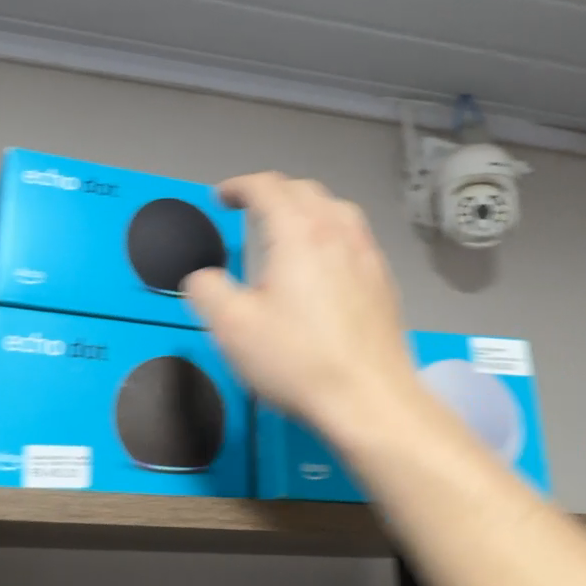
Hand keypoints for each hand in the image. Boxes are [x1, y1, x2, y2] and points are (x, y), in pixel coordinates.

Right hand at [182, 173, 417, 423]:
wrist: (370, 399)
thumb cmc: (298, 360)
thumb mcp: (232, 327)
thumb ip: (207, 290)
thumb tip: (202, 277)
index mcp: (298, 233)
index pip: (267, 187)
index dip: (239, 186)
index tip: (221, 197)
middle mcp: (337, 232)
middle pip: (304, 190)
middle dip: (271, 191)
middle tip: (248, 207)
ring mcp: (367, 255)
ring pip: (336, 209)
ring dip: (305, 207)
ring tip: (287, 226)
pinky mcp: (383, 281)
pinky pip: (354, 236)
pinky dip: (330, 231)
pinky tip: (323, 261)